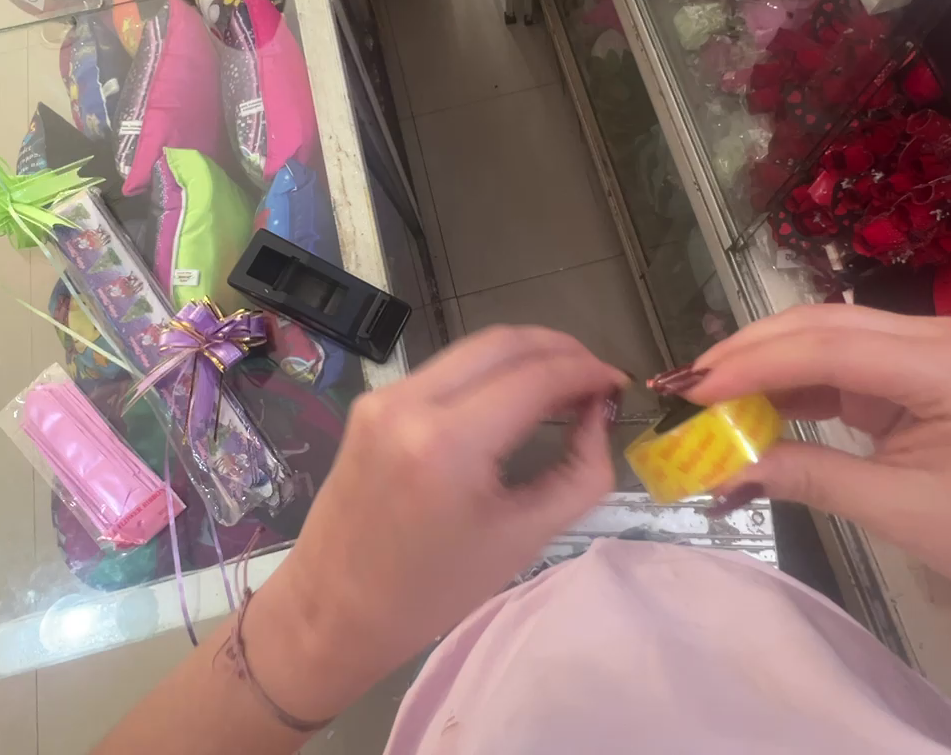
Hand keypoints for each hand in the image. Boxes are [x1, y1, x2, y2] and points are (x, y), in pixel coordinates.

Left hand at [244, 326, 624, 719]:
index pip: (535, 377)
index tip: (617, 383)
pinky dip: (491, 369)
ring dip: (527, 354)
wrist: (332, 609)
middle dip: (560, 349)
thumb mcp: (523, 539)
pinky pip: (447, 367)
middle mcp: (411, 402)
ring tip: (564, 384)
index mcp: (448, 444)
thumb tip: (599, 415)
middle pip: (504, 342)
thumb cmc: (432, 591)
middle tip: (595, 376)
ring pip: (474, 346)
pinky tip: (515, 393)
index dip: (587, 371)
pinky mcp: (375, 399)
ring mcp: (386, 394)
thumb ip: (579, 472)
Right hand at [684, 305, 950, 610]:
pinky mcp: (904, 362)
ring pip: (820, 334)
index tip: (693, 390)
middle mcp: (938, 336)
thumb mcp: (896, 511)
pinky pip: (832, 359)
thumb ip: (809, 476)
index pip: (831, 348)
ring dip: (760, 361)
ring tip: (705, 390)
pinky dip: (786, 380)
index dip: (754, 364)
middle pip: (821, 325)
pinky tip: (749, 400)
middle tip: (684, 384)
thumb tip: (722, 468)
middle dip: (747, 352)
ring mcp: (922, 344)